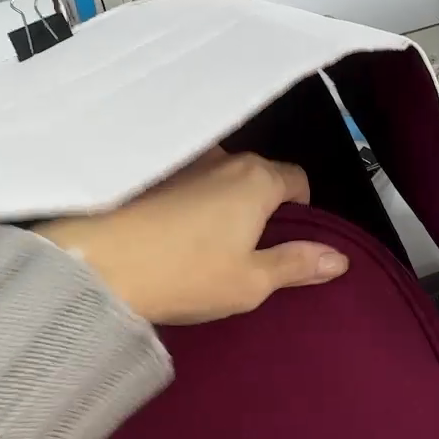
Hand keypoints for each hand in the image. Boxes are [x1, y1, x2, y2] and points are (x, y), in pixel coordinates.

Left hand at [35, 148, 348, 324]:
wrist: (98, 265)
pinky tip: (177, 231)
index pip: (298, 179)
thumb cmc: (185, 274)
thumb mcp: (251, 281)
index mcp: (257, 179)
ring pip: (221, 175)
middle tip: (248, 247)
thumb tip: (339, 258)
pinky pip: (187, 179)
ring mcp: (182, 161)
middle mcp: (223, 157)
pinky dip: (192, 199)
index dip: (300, 209)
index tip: (287, 239)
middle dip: (262, 204)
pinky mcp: (149, 172)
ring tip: (210, 241)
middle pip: (258, 174)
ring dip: (225, 200)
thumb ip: (297, 264)